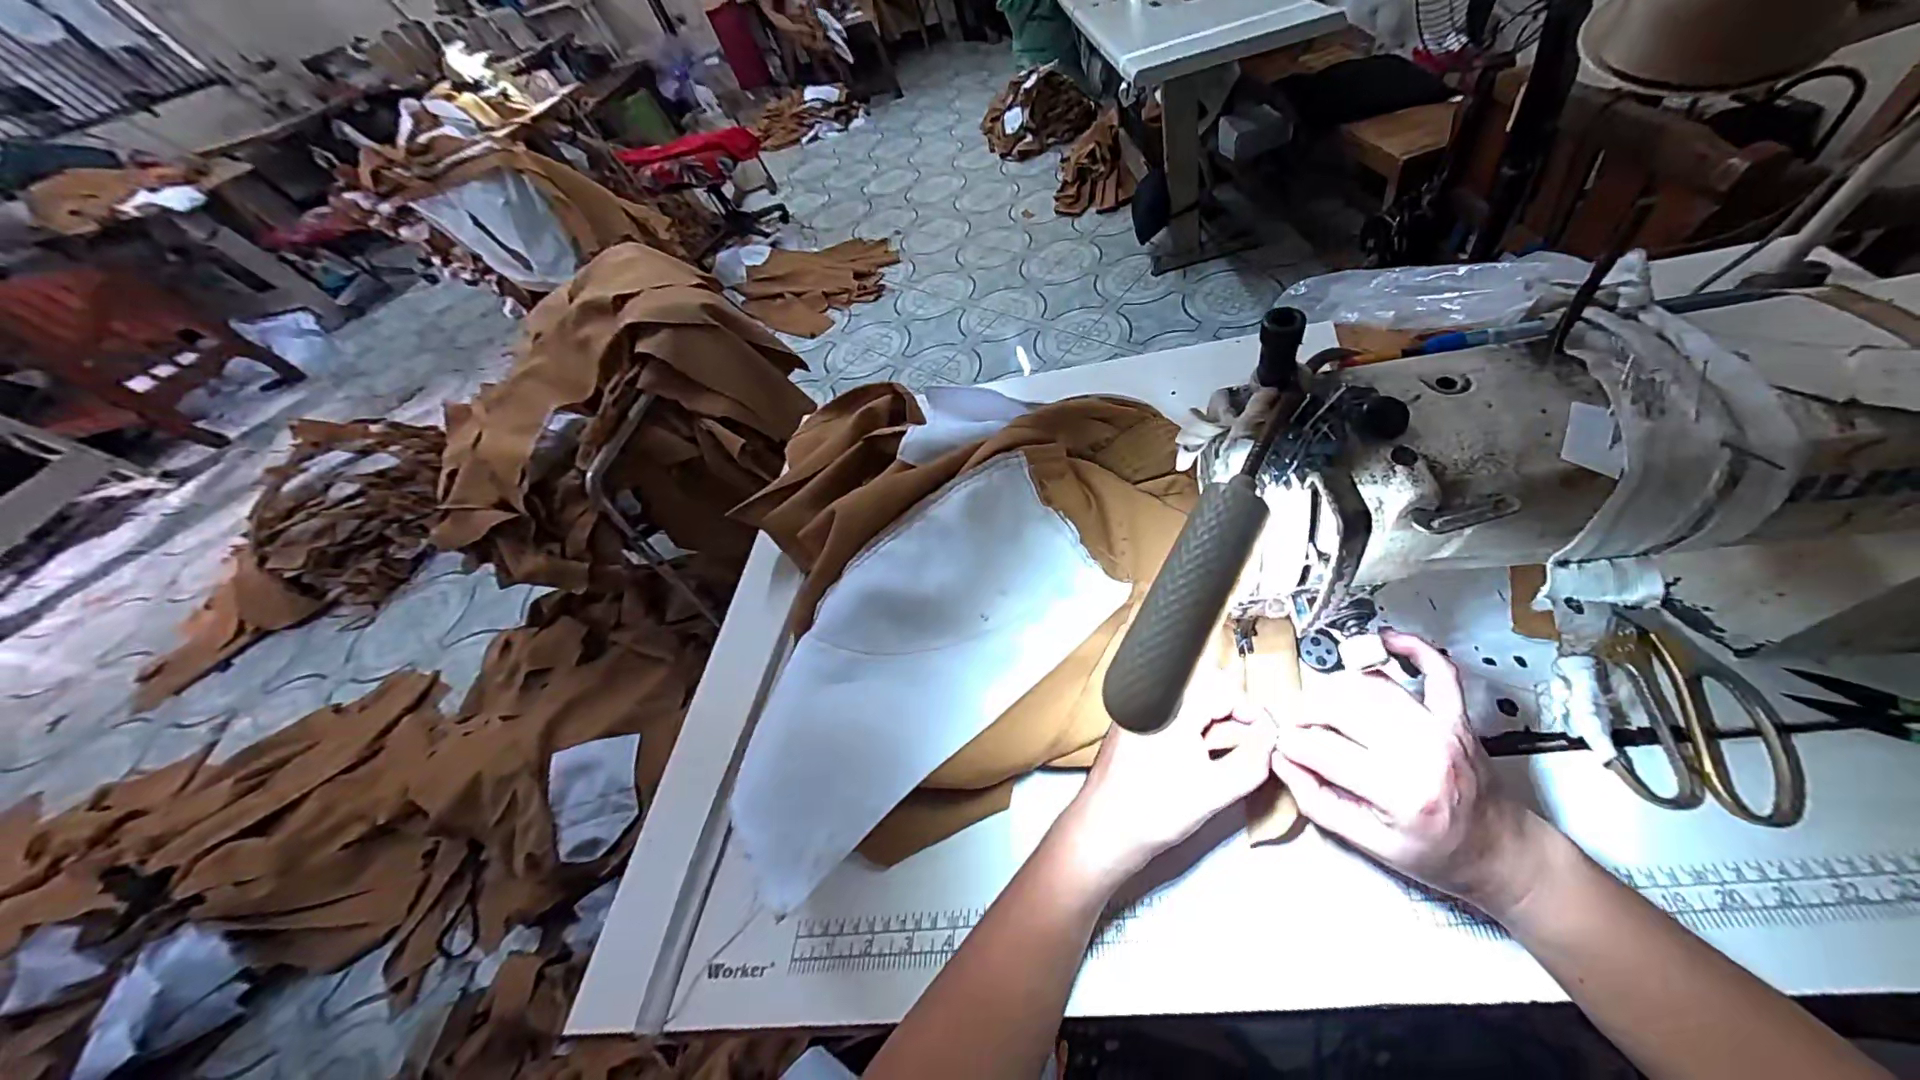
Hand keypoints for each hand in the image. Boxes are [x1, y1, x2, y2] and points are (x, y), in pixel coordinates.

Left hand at [1054, 676, 1275, 889]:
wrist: (1103, 830)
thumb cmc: (1153, 812)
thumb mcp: (1216, 791)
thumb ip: (1253, 760)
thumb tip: (1270, 737)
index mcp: (1169, 708)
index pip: (1220, 686)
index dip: (1248, 707)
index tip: (1262, 730)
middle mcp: (1147, 700)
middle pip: (1200, 682)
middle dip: (1230, 705)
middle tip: (1247, 735)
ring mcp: (1134, 710)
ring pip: (1183, 695)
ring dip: (1210, 713)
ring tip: (1223, 746)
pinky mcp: (1128, 724)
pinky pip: (1166, 709)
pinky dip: (1188, 721)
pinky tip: (1196, 751)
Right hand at [1268, 630, 1551, 917]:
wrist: (1504, 852)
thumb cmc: (1437, 854)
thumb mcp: (1369, 845)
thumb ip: (1316, 800)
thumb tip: (1280, 759)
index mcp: (1400, 792)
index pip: (1320, 748)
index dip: (1290, 745)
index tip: (1281, 748)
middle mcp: (1422, 751)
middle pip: (1339, 707)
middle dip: (1304, 713)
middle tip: (1297, 728)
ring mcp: (1443, 727)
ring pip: (1369, 685)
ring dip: (1334, 689)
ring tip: (1322, 707)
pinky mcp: (1457, 715)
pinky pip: (1438, 669)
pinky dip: (1414, 648)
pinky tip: (1386, 639)